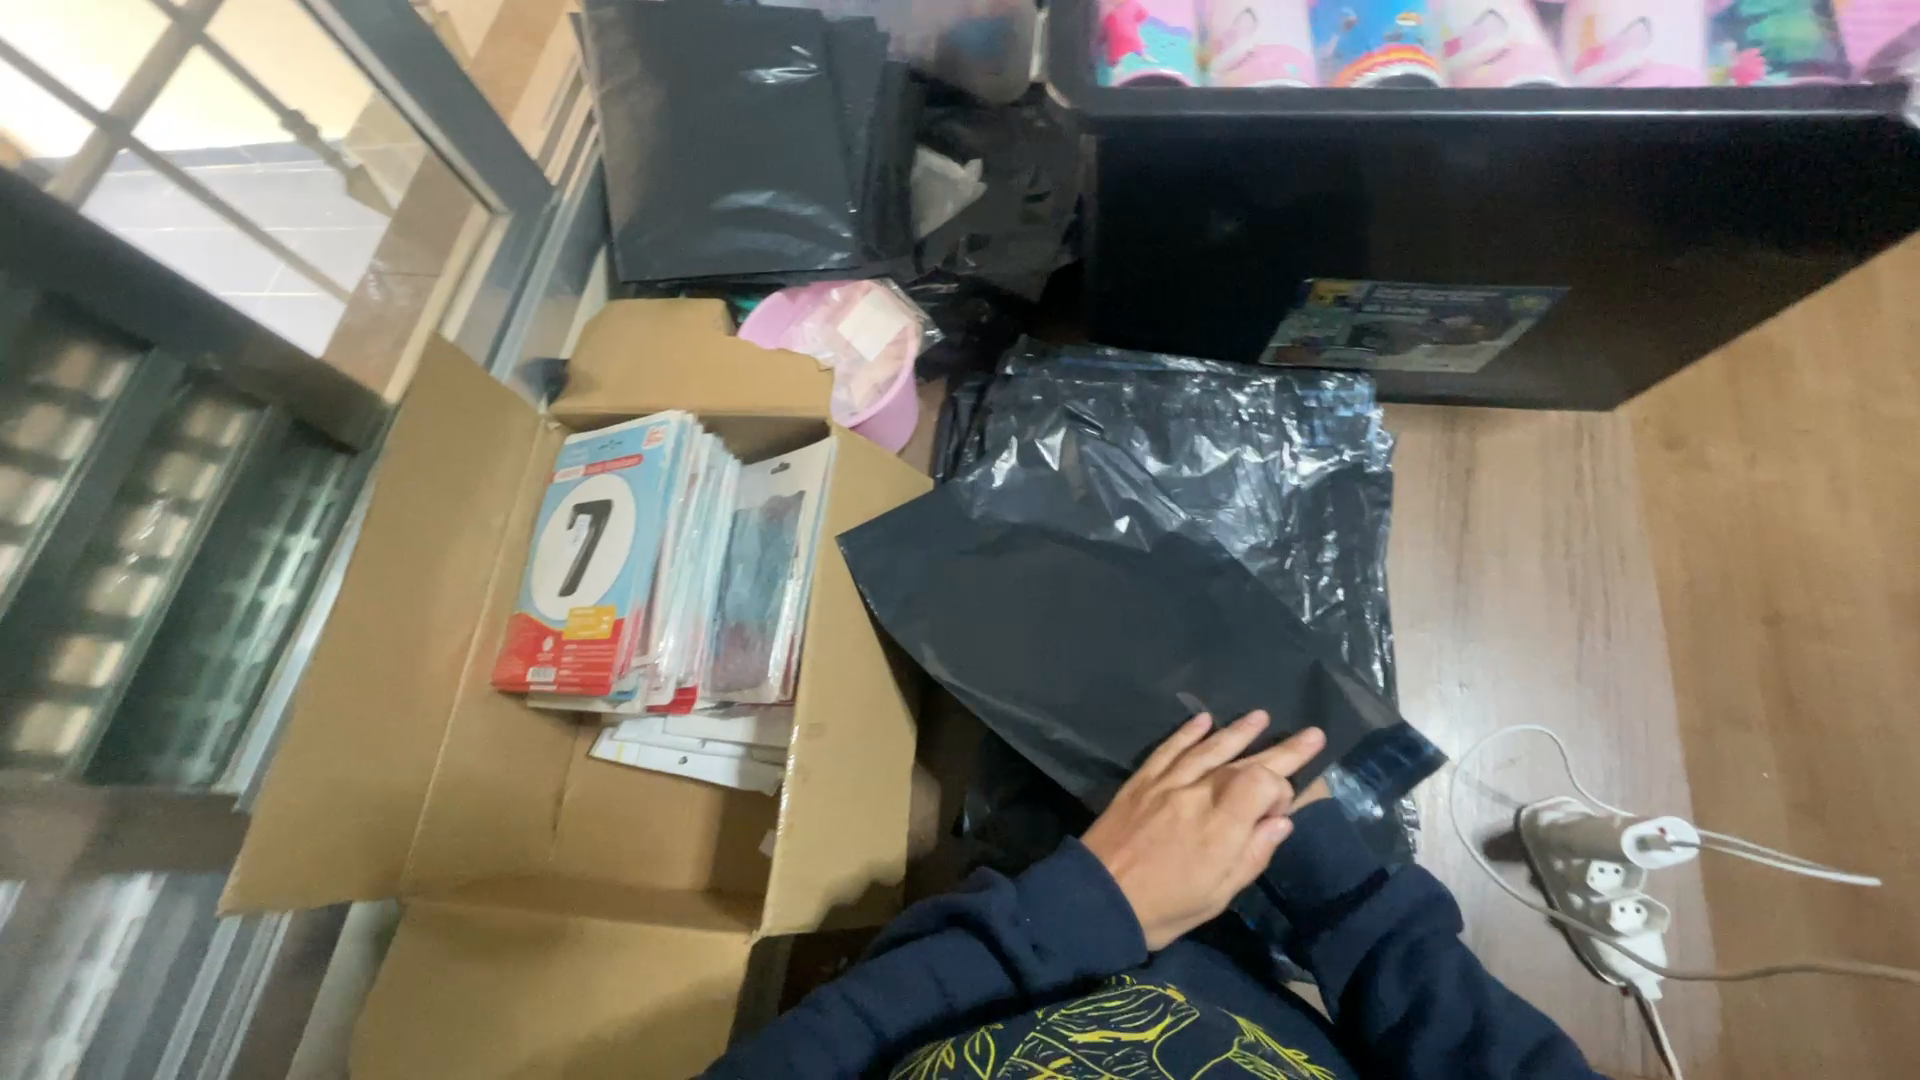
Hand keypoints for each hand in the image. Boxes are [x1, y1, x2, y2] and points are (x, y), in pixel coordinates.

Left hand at [1081, 711, 1326, 950]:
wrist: (1098, 897)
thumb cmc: (1164, 908)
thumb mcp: (1218, 895)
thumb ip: (1252, 854)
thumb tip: (1281, 821)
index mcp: (1220, 828)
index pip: (1262, 784)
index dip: (1280, 792)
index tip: (1278, 813)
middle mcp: (1196, 795)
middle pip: (1243, 764)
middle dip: (1280, 750)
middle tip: (1311, 733)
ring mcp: (1166, 783)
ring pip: (1208, 749)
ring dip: (1237, 732)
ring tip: (1261, 716)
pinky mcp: (1141, 780)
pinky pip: (1168, 749)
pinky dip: (1187, 732)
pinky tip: (1204, 719)